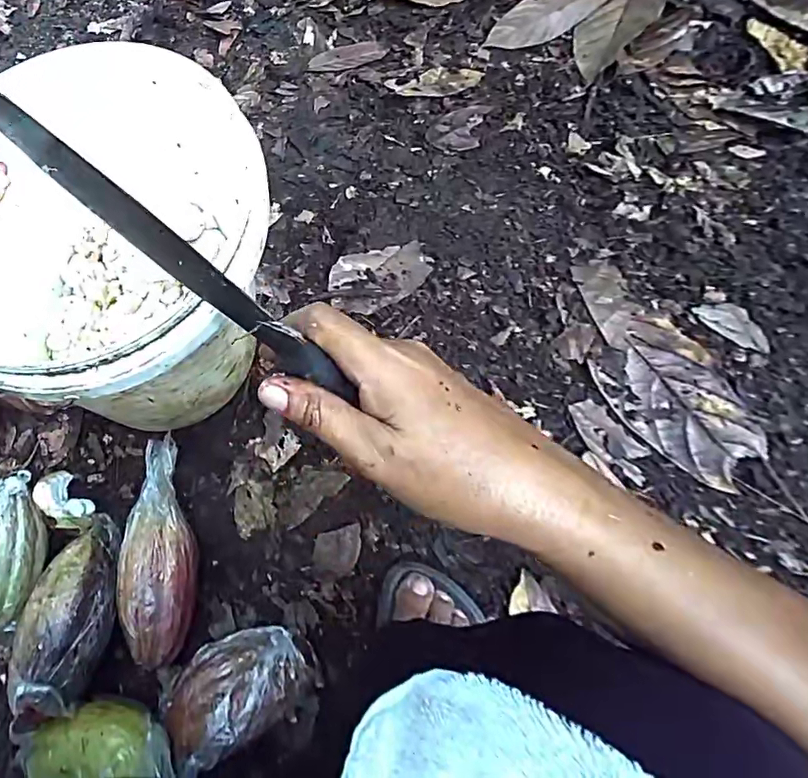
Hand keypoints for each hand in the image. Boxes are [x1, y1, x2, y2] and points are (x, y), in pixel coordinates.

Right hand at [258, 304, 599, 546]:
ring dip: (344, 393)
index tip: (274, 373)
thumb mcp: (374, 453)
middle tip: (321, 430)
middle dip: (315, 376)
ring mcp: (424, 363)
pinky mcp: (438, 381)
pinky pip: (387, 375)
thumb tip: (270, 385)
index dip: (286, 333)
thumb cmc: (457, 476)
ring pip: (361, 362)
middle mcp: (403, 350)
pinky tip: (390, 444)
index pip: (318, 317)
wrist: (538, 490)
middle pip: (337, 340)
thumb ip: (319, 414)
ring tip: (361, 446)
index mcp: (382, 360)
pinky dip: (371, 399)